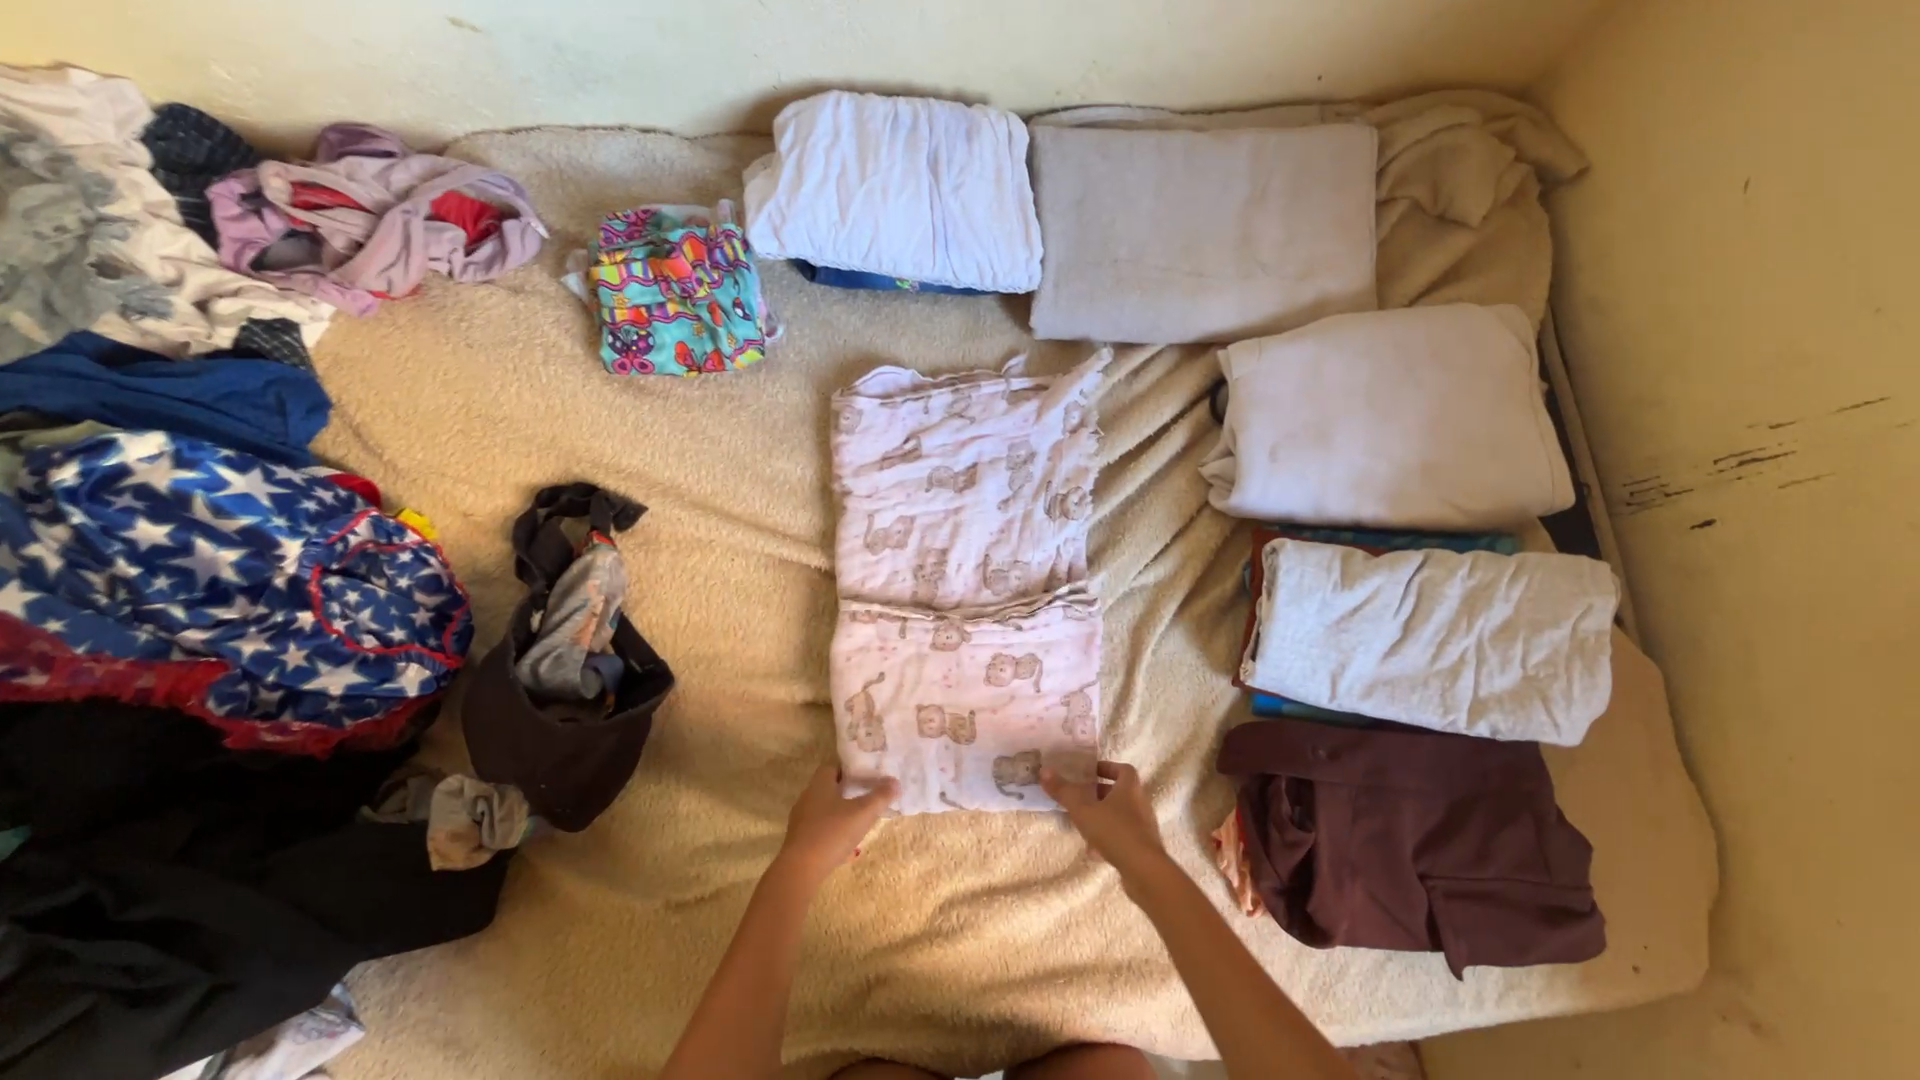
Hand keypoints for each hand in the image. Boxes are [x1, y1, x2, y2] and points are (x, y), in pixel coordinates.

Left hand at [775, 765, 897, 884]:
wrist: (801, 868)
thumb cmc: (833, 833)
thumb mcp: (863, 813)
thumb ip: (880, 796)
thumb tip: (895, 782)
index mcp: (820, 785)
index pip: (832, 768)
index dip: (849, 771)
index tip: (865, 777)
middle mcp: (807, 798)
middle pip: (828, 789)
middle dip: (847, 793)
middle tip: (866, 799)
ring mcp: (801, 819)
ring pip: (824, 810)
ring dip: (840, 813)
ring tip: (859, 822)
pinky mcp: (800, 839)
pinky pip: (819, 829)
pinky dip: (833, 832)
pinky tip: (846, 846)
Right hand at [1041, 760, 1170, 884]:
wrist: (1143, 869)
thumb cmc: (1114, 831)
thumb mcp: (1083, 809)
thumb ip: (1064, 791)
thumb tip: (1044, 770)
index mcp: (1130, 787)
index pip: (1123, 769)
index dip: (1107, 768)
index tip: (1090, 772)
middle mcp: (1141, 803)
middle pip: (1121, 792)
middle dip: (1100, 793)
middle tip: (1081, 797)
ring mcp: (1144, 826)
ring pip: (1121, 815)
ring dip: (1103, 816)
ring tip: (1083, 823)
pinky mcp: (1143, 846)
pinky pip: (1123, 836)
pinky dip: (1109, 838)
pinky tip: (1094, 851)